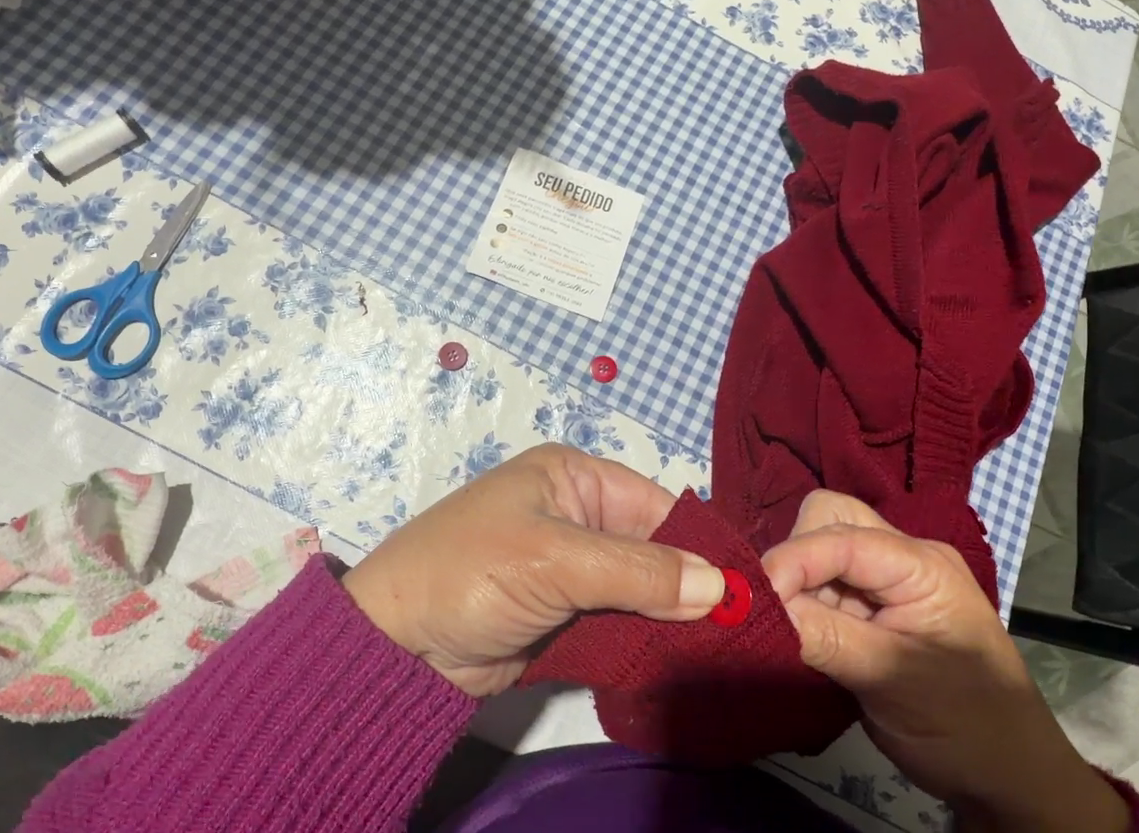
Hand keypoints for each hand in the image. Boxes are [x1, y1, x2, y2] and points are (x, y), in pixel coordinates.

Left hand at [341, 444, 726, 697]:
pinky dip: (644, 640)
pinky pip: (617, 623)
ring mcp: (570, 569)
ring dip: (671, 618)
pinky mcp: (562, 615)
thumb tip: (722, 586)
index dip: (700, 543)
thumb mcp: (558, 560)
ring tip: (722, 647)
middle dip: (689, 586)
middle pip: (652, 549)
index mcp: (573, 478)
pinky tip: (679, 660)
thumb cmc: (472, 573)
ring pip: (639, 591)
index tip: (745, 586)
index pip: (656, 504)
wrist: (393, 645)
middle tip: (742, 624)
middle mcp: (577, 516)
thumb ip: (641, 572)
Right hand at [762, 492, 1129, 832]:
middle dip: (795, 555)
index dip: (793, 560)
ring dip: (797, 581)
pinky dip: (804, 602)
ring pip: (823, 548)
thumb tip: (757, 607)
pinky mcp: (875, 609)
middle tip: (777, 607)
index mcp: (921, 564)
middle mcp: (904, 558)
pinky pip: (827, 584)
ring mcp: (890, 582)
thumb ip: (824, 638)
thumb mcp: (892, 682)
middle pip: (832, 519)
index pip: (843, 536)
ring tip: (789, 627)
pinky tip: (798, 633)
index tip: (753, 600)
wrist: (1009, 777)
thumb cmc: (965, 726)